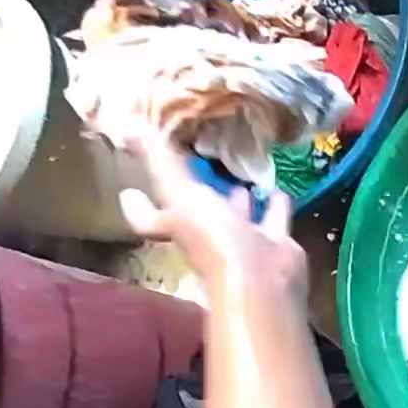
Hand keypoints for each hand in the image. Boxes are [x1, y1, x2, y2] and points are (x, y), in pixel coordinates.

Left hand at [119, 134, 306, 314]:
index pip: (153, 215)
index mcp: (180, 224)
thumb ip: (161, 164)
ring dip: (239, 197)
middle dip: (201, 191)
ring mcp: (244, 239)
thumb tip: (128, 131)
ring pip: (239, 213)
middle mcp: (209, 233)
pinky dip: (276, 203)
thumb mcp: (181, 194)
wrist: (263, 276)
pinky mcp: (274, 241)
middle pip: (200, 211)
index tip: (132, 190)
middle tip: (201, 164)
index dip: (142, 204)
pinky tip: (279, 187)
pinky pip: (274, 217)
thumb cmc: (216, 238)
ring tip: (242, 171)